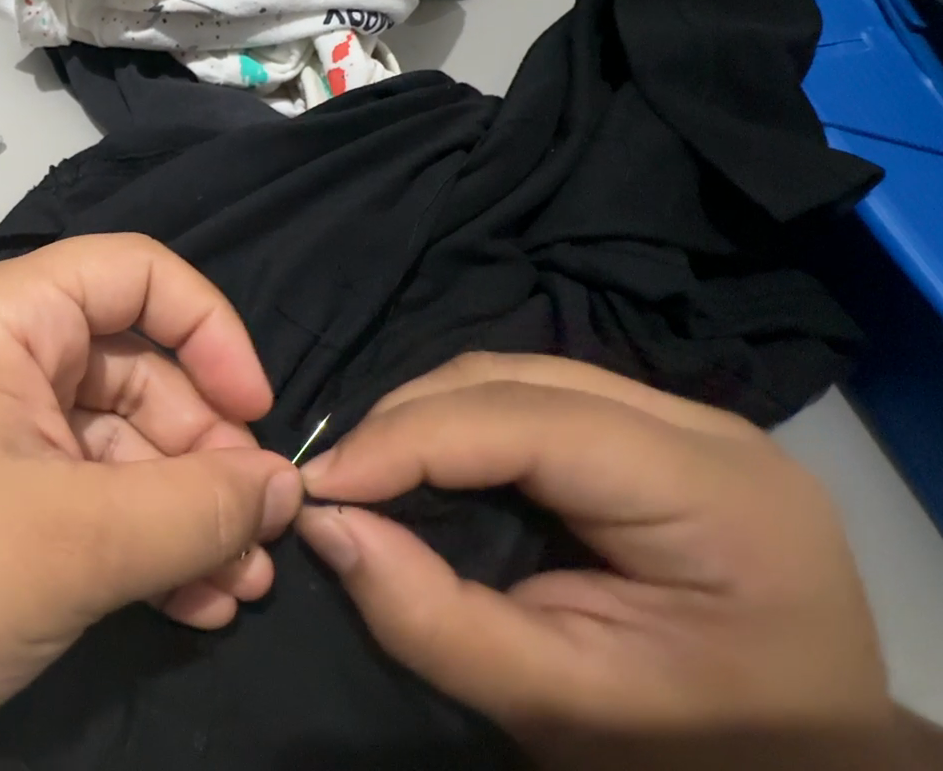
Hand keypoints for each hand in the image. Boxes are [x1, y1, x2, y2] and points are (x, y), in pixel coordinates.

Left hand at [0, 233, 303, 758]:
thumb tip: (283, 485)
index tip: (257, 414)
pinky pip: (84, 490)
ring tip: (238, 589)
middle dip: (207, 455)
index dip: (211, 330)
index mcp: (7, 319)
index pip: (136, 274)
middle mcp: (1, 355)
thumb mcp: (76, 542)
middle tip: (261, 543)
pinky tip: (188, 602)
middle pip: (139, 369)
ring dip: (183, 512)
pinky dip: (138, 538)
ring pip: (119, 442)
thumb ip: (196, 508)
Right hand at [294, 354, 905, 768]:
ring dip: (419, 417)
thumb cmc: (689, 744)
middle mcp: (700, 431)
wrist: (789, 755)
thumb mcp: (557, 705)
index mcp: (717, 498)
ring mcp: (675, 420)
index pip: (530, 423)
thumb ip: (434, 620)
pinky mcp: (641, 430)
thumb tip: (322, 525)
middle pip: (509, 381)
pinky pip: (518, 397)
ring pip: (504, 375)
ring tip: (366, 475)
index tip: (319, 486)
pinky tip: (418, 464)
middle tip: (334, 485)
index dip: (408, 440)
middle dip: (402, 423)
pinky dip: (449, 423)